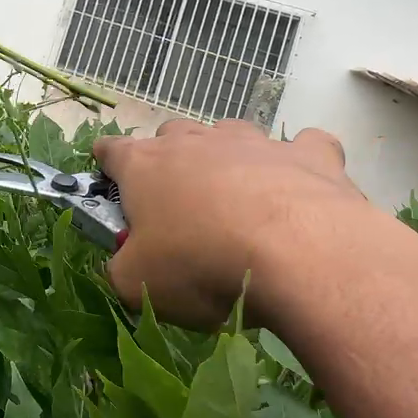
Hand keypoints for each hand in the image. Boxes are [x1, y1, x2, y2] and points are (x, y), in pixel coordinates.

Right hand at [92, 119, 380, 330]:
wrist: (302, 258)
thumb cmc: (203, 265)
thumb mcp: (139, 283)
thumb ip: (119, 269)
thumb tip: (123, 266)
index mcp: (142, 164)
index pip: (109, 150)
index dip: (108, 168)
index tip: (118, 193)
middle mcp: (192, 141)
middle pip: (170, 136)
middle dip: (171, 162)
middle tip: (184, 210)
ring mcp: (251, 143)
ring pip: (230, 134)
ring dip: (230, 157)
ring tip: (243, 198)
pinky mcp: (308, 156)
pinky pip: (306, 145)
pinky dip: (302, 162)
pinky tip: (306, 186)